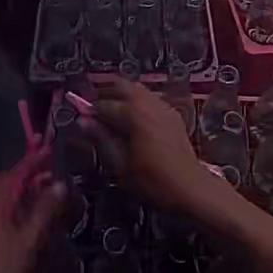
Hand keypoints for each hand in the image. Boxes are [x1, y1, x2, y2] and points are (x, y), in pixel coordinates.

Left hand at [0, 156, 65, 272]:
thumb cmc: (5, 264)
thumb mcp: (29, 236)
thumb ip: (44, 208)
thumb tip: (60, 184)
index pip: (16, 173)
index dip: (32, 159)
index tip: (46, 145)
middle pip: (10, 178)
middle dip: (30, 171)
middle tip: (50, 167)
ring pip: (7, 190)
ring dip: (26, 184)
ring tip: (47, 183)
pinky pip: (4, 201)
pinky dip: (19, 196)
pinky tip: (34, 201)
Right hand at [90, 79, 239, 219]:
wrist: (189, 187)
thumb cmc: (151, 181)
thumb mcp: (120, 166)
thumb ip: (101, 139)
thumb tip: (83, 121)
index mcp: (132, 114)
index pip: (104, 104)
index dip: (90, 111)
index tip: (83, 120)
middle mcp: (147, 102)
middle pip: (121, 85)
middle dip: (107, 95)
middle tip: (98, 114)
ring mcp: (162, 105)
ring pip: (137, 88)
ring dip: (123, 96)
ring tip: (115, 117)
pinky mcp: (172, 112)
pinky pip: (150, 97)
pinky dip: (138, 102)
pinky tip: (136, 121)